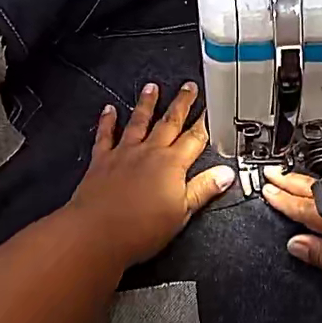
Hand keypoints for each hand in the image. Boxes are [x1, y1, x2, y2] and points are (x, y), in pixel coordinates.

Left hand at [64, 82, 233, 268]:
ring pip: (139, 121)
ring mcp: (124, 153)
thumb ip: (204, 189)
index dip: (205, 122)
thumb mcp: (181, 213)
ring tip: (152, 87)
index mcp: (172, 164)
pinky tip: (109, 110)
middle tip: (189, 87)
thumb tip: (226, 174)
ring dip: (147, 103)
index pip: (194, 137)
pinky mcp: (102, 161)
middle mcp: (150, 152)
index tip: (210, 110)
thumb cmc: (139, 229)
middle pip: (170, 121)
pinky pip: (106, 135)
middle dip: (181, 103)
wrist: (95, 235)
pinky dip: (107, 121)